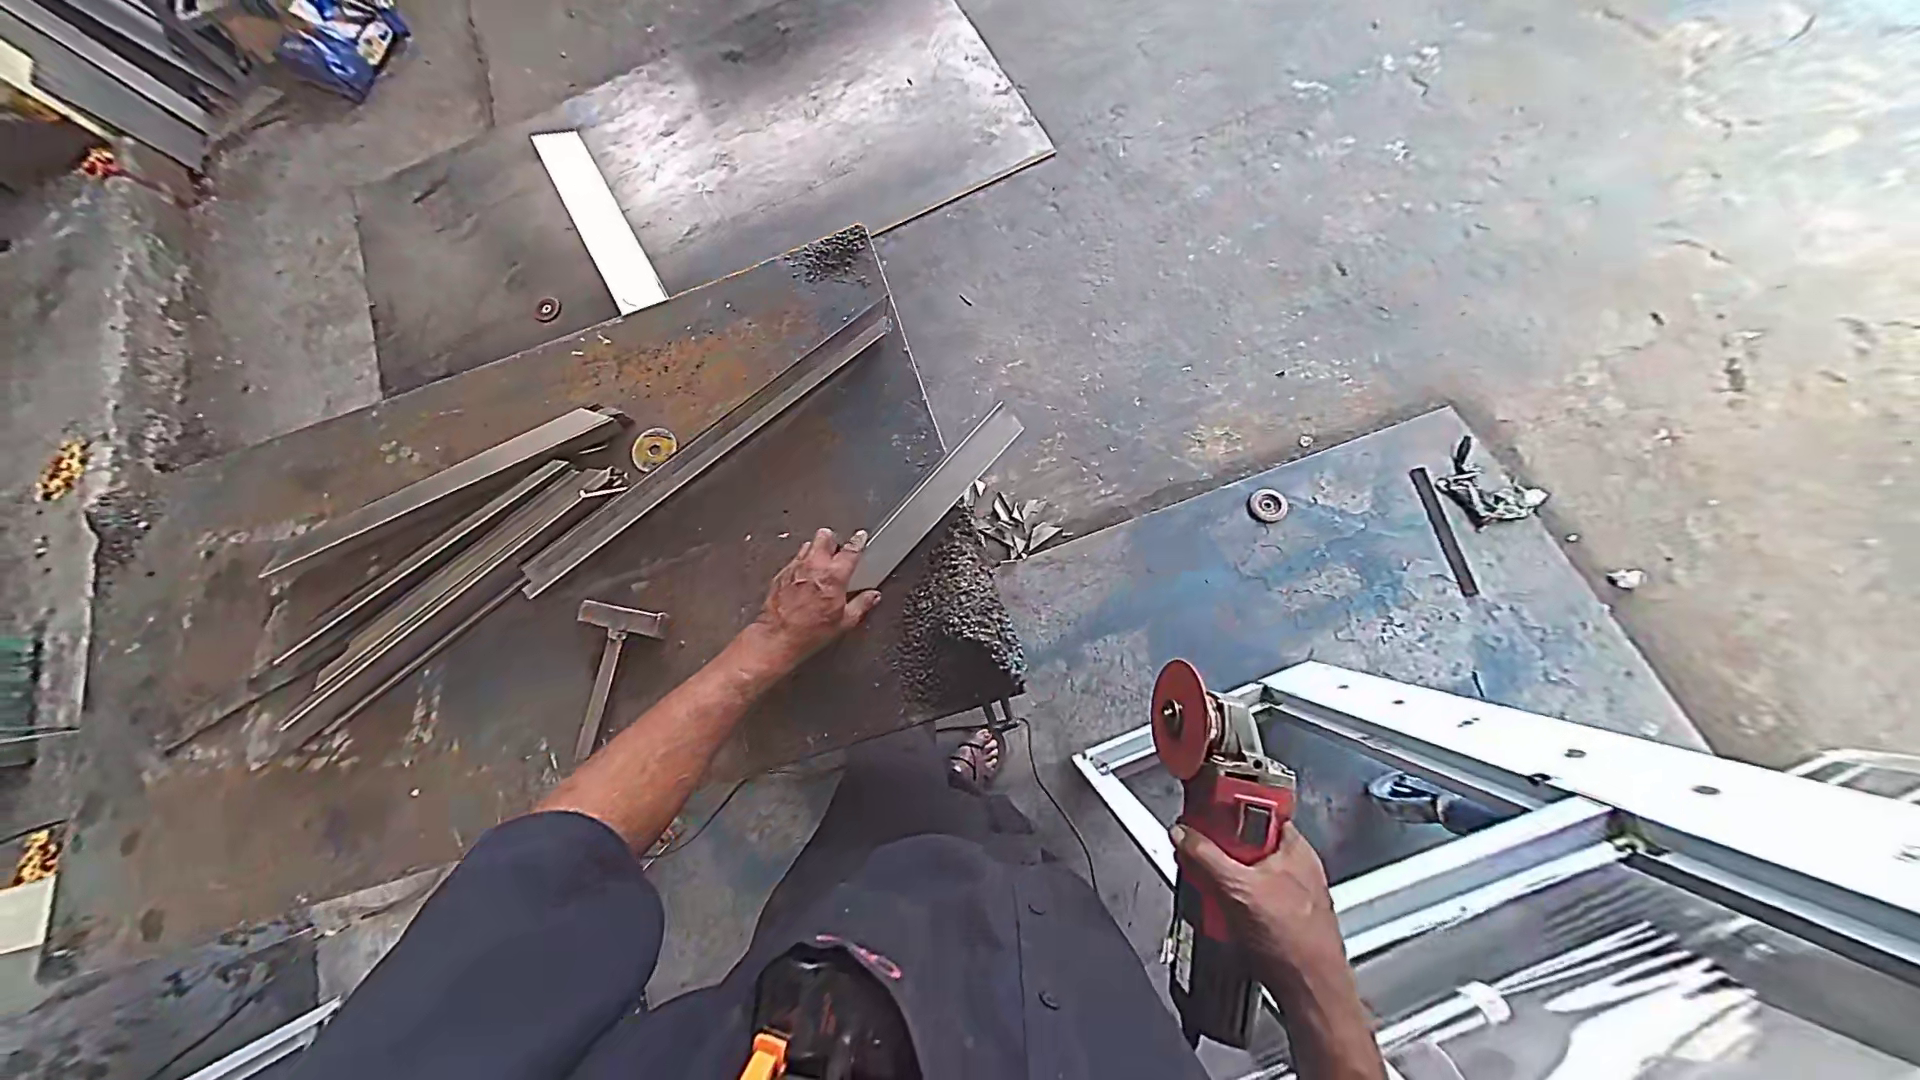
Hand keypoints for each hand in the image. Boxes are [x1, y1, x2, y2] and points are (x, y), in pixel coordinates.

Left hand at [745, 528, 881, 670]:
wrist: (778, 637)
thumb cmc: (809, 631)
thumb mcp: (845, 621)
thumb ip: (862, 604)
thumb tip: (872, 597)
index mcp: (834, 575)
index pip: (850, 549)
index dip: (858, 541)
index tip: (860, 538)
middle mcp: (814, 566)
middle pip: (825, 537)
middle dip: (833, 541)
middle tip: (837, 550)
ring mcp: (795, 568)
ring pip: (808, 545)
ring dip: (816, 550)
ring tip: (821, 561)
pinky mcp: (781, 574)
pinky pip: (794, 560)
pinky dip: (802, 563)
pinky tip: (804, 575)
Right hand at [1170, 821, 1345, 995]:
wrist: (1311, 998)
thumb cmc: (1296, 945)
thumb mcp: (1236, 888)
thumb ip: (1204, 855)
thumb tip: (1183, 833)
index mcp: (1295, 848)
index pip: (1258, 806)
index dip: (1229, 806)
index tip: (1206, 810)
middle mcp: (1294, 865)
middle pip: (1243, 839)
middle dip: (1217, 847)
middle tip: (1201, 853)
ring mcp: (1287, 891)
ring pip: (1242, 867)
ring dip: (1219, 874)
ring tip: (1208, 885)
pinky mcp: (1278, 914)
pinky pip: (1245, 892)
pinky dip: (1228, 896)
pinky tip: (1220, 910)